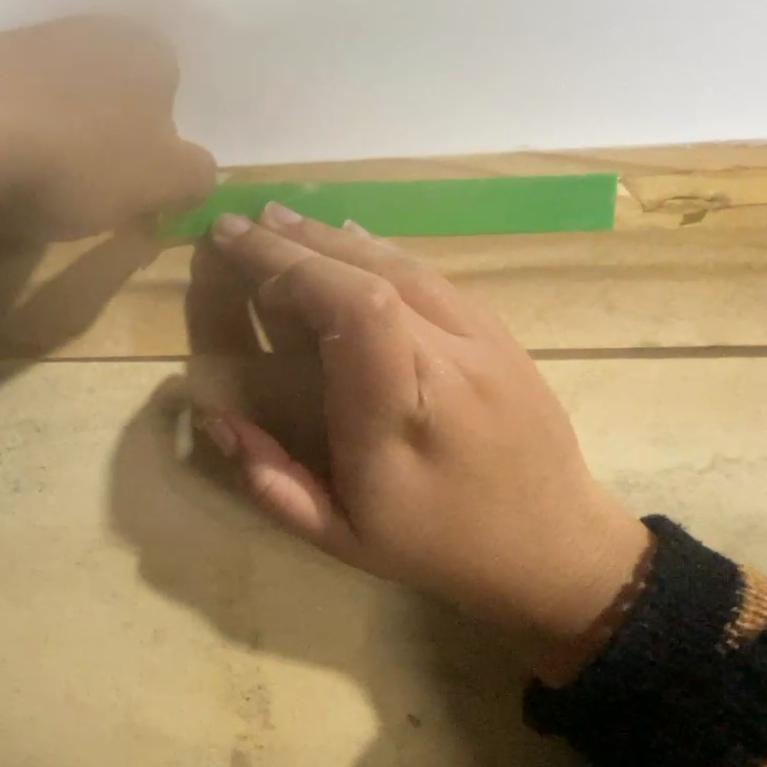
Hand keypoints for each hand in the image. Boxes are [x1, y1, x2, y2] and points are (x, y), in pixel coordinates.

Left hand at [0, 16, 215, 239]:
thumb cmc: (74, 160)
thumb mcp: (159, 180)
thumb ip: (192, 175)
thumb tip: (195, 173)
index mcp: (141, 48)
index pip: (168, 92)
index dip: (154, 148)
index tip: (131, 190)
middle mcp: (81, 31)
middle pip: (106, 96)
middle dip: (99, 142)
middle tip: (80, 194)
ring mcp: (15, 44)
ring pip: (51, 102)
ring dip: (47, 142)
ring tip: (26, 189)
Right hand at [202, 204, 651, 684]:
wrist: (554, 546)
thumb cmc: (434, 544)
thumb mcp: (338, 538)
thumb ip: (269, 481)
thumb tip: (211, 417)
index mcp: (403, 414)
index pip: (357, 310)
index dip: (292, 267)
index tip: (234, 250)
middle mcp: (449, 362)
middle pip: (369, 274)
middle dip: (293, 244)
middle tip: (234, 226)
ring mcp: (483, 339)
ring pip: (401, 264)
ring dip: (330, 237)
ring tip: (275, 221)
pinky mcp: (497, 332)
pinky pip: (429, 275)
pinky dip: (373, 250)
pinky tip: (341, 239)